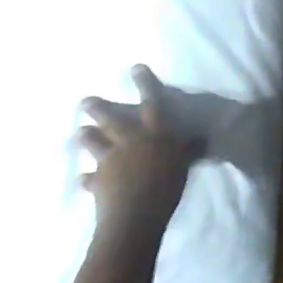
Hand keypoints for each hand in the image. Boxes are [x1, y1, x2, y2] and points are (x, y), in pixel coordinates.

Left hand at [79, 65, 204, 250]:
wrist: (136, 215)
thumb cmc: (167, 186)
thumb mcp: (185, 165)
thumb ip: (190, 150)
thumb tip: (204, 138)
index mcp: (154, 133)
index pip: (151, 102)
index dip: (145, 84)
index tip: (135, 67)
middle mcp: (130, 141)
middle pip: (112, 119)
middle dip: (99, 108)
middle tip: (85, 100)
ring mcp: (110, 161)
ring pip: (94, 144)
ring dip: (86, 138)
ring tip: (78, 133)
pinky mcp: (98, 183)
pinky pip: (90, 180)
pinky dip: (86, 179)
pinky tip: (82, 179)